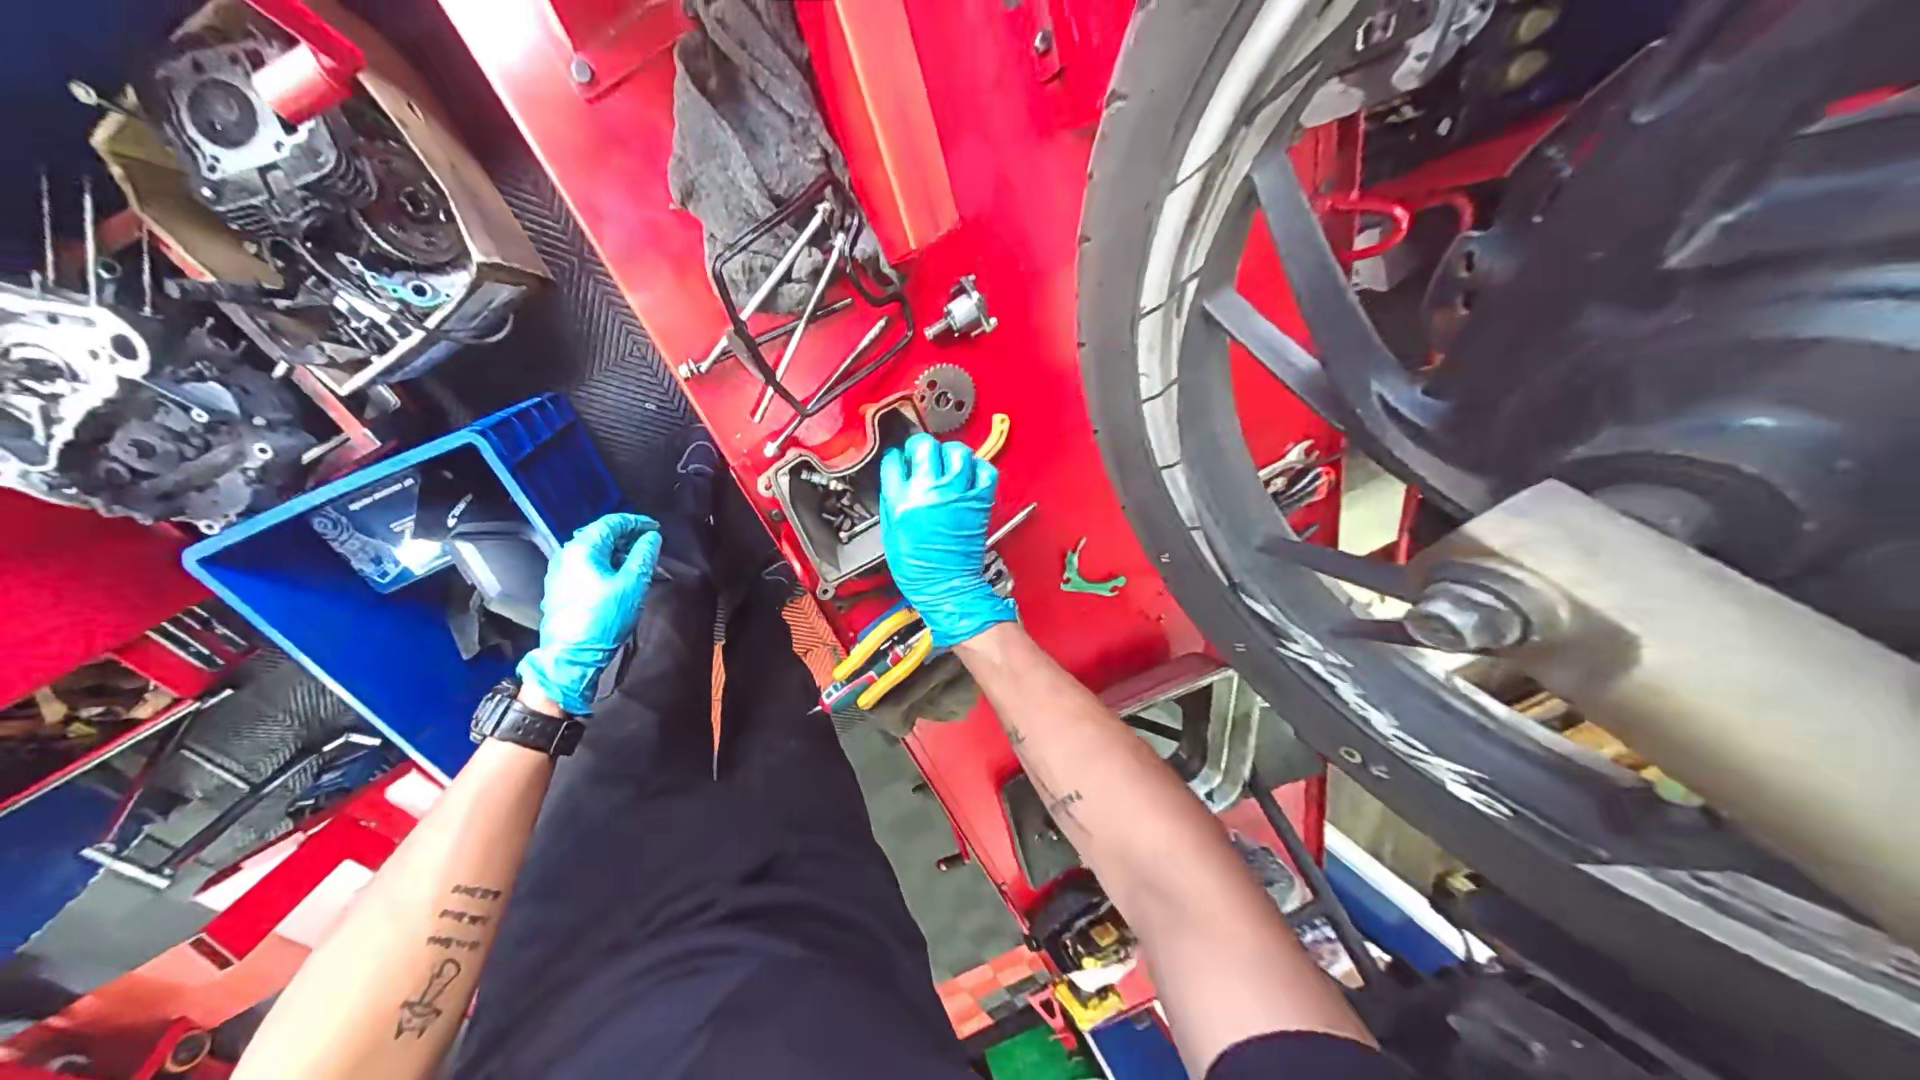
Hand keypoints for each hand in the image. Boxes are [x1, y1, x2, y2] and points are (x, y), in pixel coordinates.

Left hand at [516, 513, 661, 714]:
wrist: (572, 656)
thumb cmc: (602, 619)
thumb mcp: (633, 584)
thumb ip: (644, 556)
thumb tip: (651, 538)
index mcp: (581, 549)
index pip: (611, 522)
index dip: (637, 522)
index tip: (655, 529)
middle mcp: (566, 555)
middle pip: (600, 534)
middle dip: (627, 536)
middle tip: (649, 543)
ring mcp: (560, 573)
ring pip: (593, 551)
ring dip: (617, 551)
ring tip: (638, 560)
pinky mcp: (561, 588)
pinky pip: (585, 566)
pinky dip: (605, 563)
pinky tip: (619, 575)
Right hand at [879, 433, 1015, 646]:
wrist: (945, 586)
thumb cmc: (917, 566)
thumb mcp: (889, 530)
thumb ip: (892, 499)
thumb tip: (896, 478)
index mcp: (902, 500)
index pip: (894, 460)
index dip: (896, 457)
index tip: (899, 460)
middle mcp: (929, 491)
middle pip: (925, 445)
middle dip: (921, 446)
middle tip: (922, 455)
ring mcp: (958, 494)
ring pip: (958, 451)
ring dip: (950, 453)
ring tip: (947, 463)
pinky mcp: (979, 501)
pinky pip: (985, 470)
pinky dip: (978, 467)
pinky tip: (969, 474)